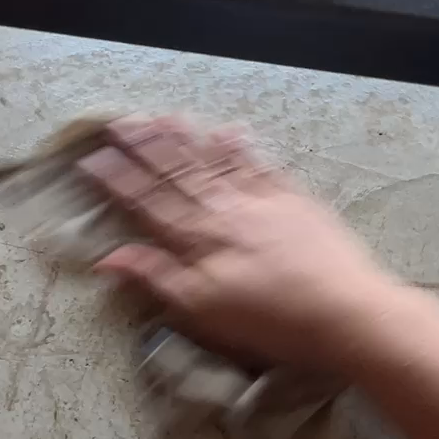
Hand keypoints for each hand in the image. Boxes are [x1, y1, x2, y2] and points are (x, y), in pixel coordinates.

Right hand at [77, 115, 407, 374]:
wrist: (346, 313)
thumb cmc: (270, 322)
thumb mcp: (203, 311)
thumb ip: (157, 278)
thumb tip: (108, 258)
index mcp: (199, 239)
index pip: (148, 203)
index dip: (118, 180)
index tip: (92, 157)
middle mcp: (224, 211)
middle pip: (177, 174)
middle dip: (145, 147)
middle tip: (121, 122)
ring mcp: (260, 201)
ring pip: (213, 163)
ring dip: (186, 139)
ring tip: (162, 116)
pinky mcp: (294, 201)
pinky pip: (260, 166)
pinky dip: (241, 148)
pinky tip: (228, 130)